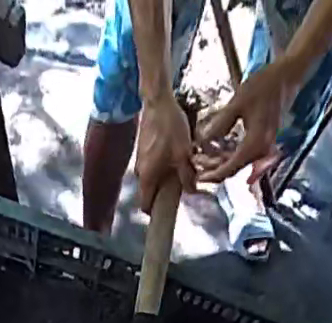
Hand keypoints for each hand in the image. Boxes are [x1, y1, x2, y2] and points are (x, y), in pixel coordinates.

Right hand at [135, 95, 196, 209]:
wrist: (157, 102)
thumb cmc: (169, 128)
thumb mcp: (183, 153)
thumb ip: (186, 176)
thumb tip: (191, 191)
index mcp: (147, 178)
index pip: (145, 205)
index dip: (155, 211)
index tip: (166, 210)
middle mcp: (139, 173)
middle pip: (149, 192)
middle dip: (163, 192)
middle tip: (179, 187)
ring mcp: (139, 161)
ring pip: (151, 178)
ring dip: (163, 178)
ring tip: (179, 168)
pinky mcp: (142, 151)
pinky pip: (151, 166)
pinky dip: (161, 166)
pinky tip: (173, 155)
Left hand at [193, 62, 297, 183]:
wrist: (287, 75)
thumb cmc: (264, 85)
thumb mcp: (238, 102)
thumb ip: (220, 123)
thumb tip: (203, 140)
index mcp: (255, 144)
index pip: (229, 169)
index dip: (211, 176)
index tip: (196, 177)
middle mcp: (260, 150)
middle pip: (231, 169)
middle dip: (211, 168)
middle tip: (194, 160)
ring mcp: (262, 147)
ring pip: (235, 163)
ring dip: (217, 161)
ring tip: (199, 154)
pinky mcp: (261, 142)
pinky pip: (241, 155)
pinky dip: (226, 154)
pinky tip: (213, 148)